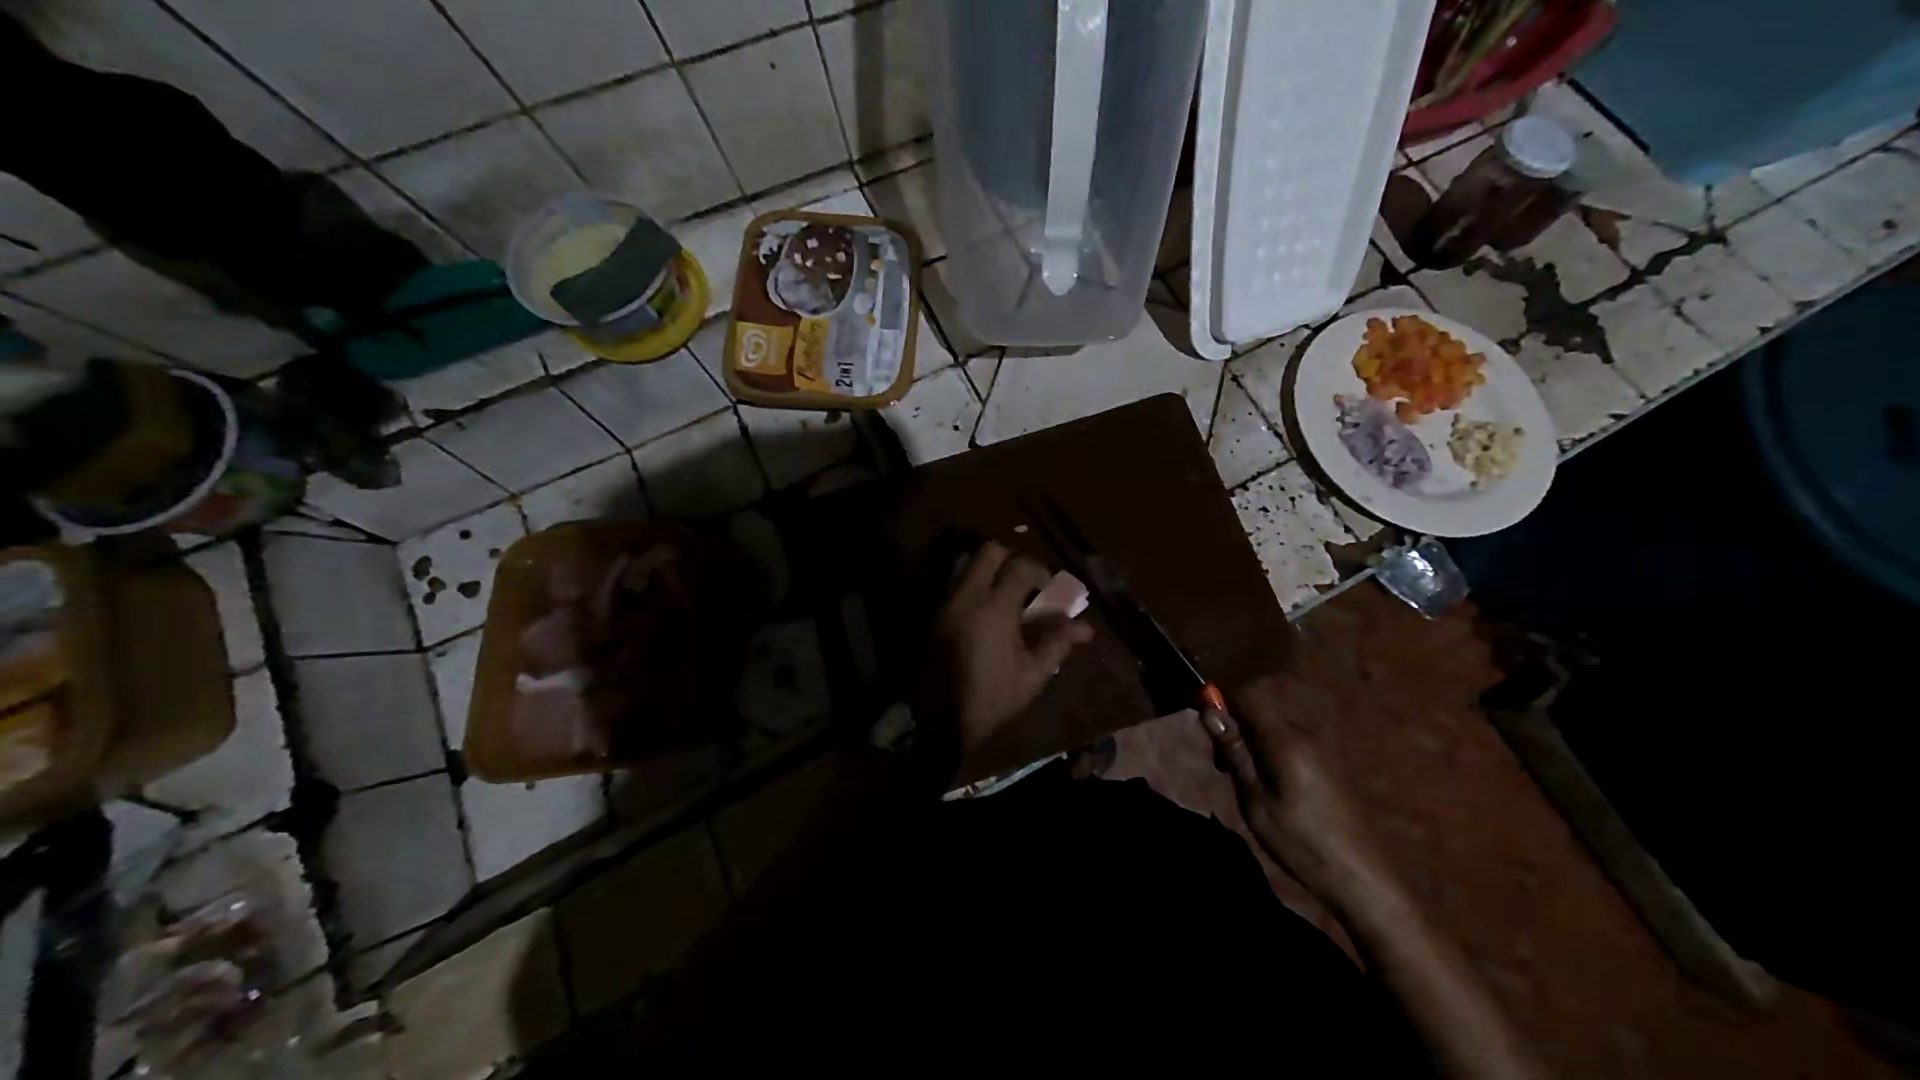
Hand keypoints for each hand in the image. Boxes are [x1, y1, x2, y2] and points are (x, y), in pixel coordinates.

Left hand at [918, 541, 1094, 759]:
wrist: (939, 720)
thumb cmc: (992, 697)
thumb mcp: (1032, 675)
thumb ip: (1057, 644)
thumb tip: (1085, 628)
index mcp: (994, 609)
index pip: (1022, 567)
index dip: (1041, 572)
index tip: (1050, 589)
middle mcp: (967, 597)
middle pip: (990, 552)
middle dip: (1012, 559)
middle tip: (1026, 584)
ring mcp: (947, 604)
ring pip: (970, 566)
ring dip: (991, 573)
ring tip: (1007, 599)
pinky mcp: (935, 615)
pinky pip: (958, 587)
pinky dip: (976, 590)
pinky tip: (988, 615)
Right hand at [1202, 674, 1378, 899]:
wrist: (1361, 879)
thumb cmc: (1300, 841)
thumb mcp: (1256, 800)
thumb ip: (1235, 752)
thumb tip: (1209, 712)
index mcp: (1286, 740)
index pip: (1249, 696)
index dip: (1222, 700)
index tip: (1202, 722)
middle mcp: (1305, 736)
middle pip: (1260, 711)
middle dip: (1234, 726)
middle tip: (1219, 763)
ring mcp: (1320, 750)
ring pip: (1272, 729)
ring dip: (1250, 742)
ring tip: (1240, 778)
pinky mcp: (1327, 766)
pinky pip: (1288, 744)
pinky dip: (1268, 753)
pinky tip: (1265, 786)